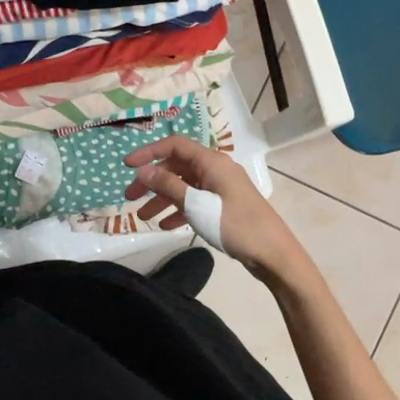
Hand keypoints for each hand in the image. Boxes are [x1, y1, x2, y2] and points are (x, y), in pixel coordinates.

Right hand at [124, 136, 306, 282]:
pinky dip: (179, 210)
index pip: (175, 146)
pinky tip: (166, 226)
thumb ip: (168, 186)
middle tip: (129, 197)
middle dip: (152, 180)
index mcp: (212, 162)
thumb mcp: (197, 205)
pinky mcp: (223, 206)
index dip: (149, 152)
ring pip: (184, 186)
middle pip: (177, 167)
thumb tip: (143, 170)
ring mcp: (220, 189)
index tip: (127, 166)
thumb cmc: (234, 225)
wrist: (272, 253)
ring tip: (143, 217)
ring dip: (162, 198)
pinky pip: (195, 202)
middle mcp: (216, 170)